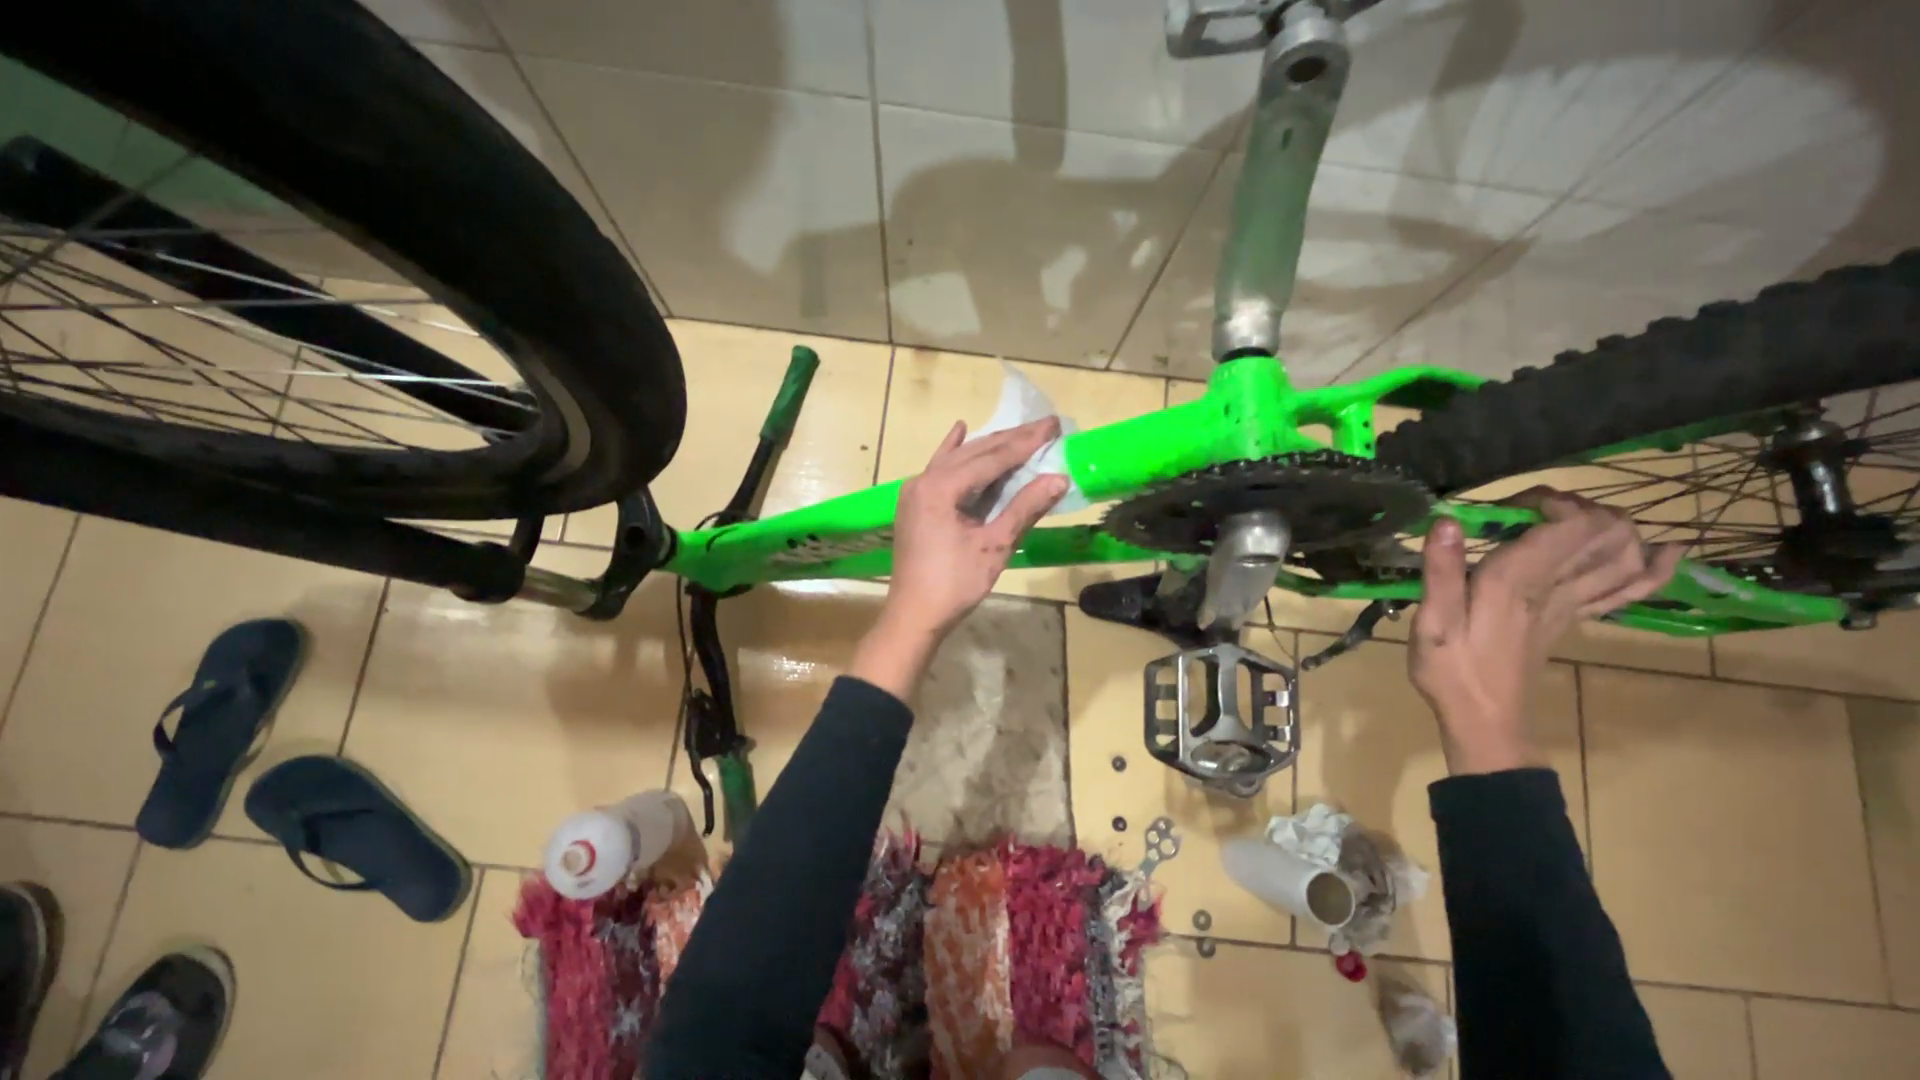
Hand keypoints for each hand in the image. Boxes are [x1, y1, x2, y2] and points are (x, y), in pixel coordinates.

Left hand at [850, 417, 1067, 699]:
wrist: (914, 614)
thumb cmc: (955, 583)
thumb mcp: (995, 545)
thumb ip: (1025, 507)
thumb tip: (1059, 478)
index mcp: (941, 487)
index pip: (992, 458)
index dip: (1026, 442)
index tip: (1053, 425)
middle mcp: (924, 480)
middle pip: (975, 452)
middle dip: (1011, 439)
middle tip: (1045, 425)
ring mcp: (916, 491)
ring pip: (958, 458)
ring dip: (989, 446)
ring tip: (1019, 431)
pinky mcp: (915, 503)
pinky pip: (939, 468)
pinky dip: (954, 451)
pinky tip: (960, 429)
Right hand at [1408, 489, 1682, 774]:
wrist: (1483, 717)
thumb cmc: (1450, 669)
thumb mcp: (1432, 621)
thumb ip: (1442, 571)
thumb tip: (1446, 521)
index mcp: (1517, 582)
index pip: (1566, 524)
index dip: (1549, 501)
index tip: (1509, 506)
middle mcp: (1555, 587)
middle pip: (1605, 533)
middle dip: (1578, 507)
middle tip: (1534, 510)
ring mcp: (1572, 604)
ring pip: (1626, 556)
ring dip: (1614, 528)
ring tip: (1576, 520)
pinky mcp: (1574, 618)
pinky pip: (1628, 588)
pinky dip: (1653, 568)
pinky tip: (1665, 552)